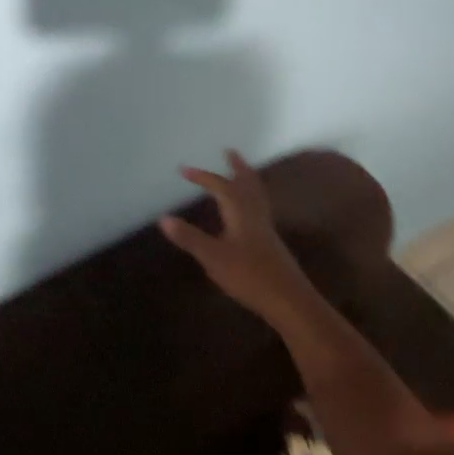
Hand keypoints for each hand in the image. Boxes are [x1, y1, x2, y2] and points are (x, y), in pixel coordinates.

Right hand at [160, 150, 318, 328]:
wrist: (289, 301)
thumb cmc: (249, 276)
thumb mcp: (213, 257)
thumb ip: (190, 238)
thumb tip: (163, 218)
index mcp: (241, 214)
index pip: (222, 188)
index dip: (204, 177)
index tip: (184, 170)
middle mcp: (256, 217)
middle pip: (249, 186)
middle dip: (238, 169)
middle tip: (230, 153)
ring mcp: (267, 231)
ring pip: (257, 198)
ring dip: (247, 182)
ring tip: (240, 175)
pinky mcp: (271, 245)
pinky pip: (260, 212)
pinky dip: (251, 202)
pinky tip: (246, 215)